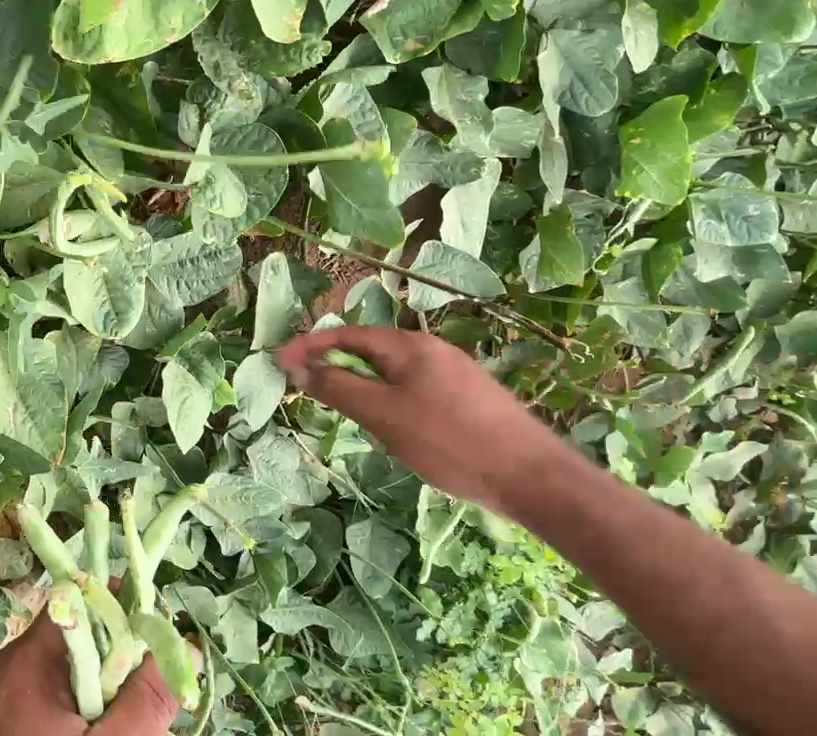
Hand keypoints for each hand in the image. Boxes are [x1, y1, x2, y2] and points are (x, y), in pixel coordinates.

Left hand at [0, 611, 176, 735]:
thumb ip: (147, 701)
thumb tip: (183, 646)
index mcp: (25, 662)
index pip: (70, 606)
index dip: (110, 608)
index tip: (145, 624)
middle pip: (61, 642)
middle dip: (105, 660)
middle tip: (138, 691)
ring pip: (45, 674)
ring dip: (82, 690)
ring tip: (111, 723)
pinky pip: (25, 699)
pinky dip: (55, 710)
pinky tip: (78, 734)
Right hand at [274, 327, 570, 513]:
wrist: (538, 481)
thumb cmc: (451, 442)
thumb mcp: (382, 415)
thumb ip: (336, 387)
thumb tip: (297, 366)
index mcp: (409, 346)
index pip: (344, 335)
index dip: (307, 347)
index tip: (279, 363)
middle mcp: (432, 351)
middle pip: (368, 351)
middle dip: (335, 368)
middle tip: (310, 391)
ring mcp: (455, 374)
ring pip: (392, 374)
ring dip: (363, 388)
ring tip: (352, 417)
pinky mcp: (470, 400)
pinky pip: (414, 390)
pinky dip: (390, 402)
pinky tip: (397, 433)